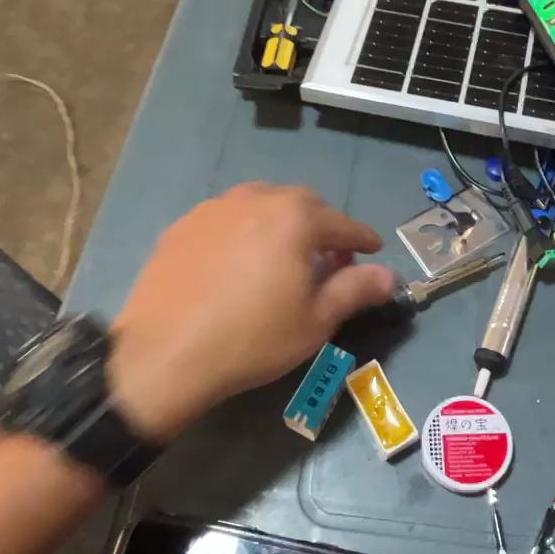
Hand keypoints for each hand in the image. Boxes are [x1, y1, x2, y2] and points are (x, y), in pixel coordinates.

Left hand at [106, 184, 396, 441]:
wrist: (164, 354)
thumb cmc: (253, 338)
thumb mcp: (316, 320)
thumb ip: (356, 290)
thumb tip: (390, 275)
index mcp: (295, 217)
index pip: (343, 224)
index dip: (363, 239)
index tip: (374, 249)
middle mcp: (256, 199)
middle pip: (302, 205)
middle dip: (322, 227)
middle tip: (330, 258)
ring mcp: (214, 209)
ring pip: (261, 206)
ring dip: (281, 224)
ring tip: (283, 256)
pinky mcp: (183, 226)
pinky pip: (227, 219)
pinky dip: (244, 232)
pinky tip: (238, 262)